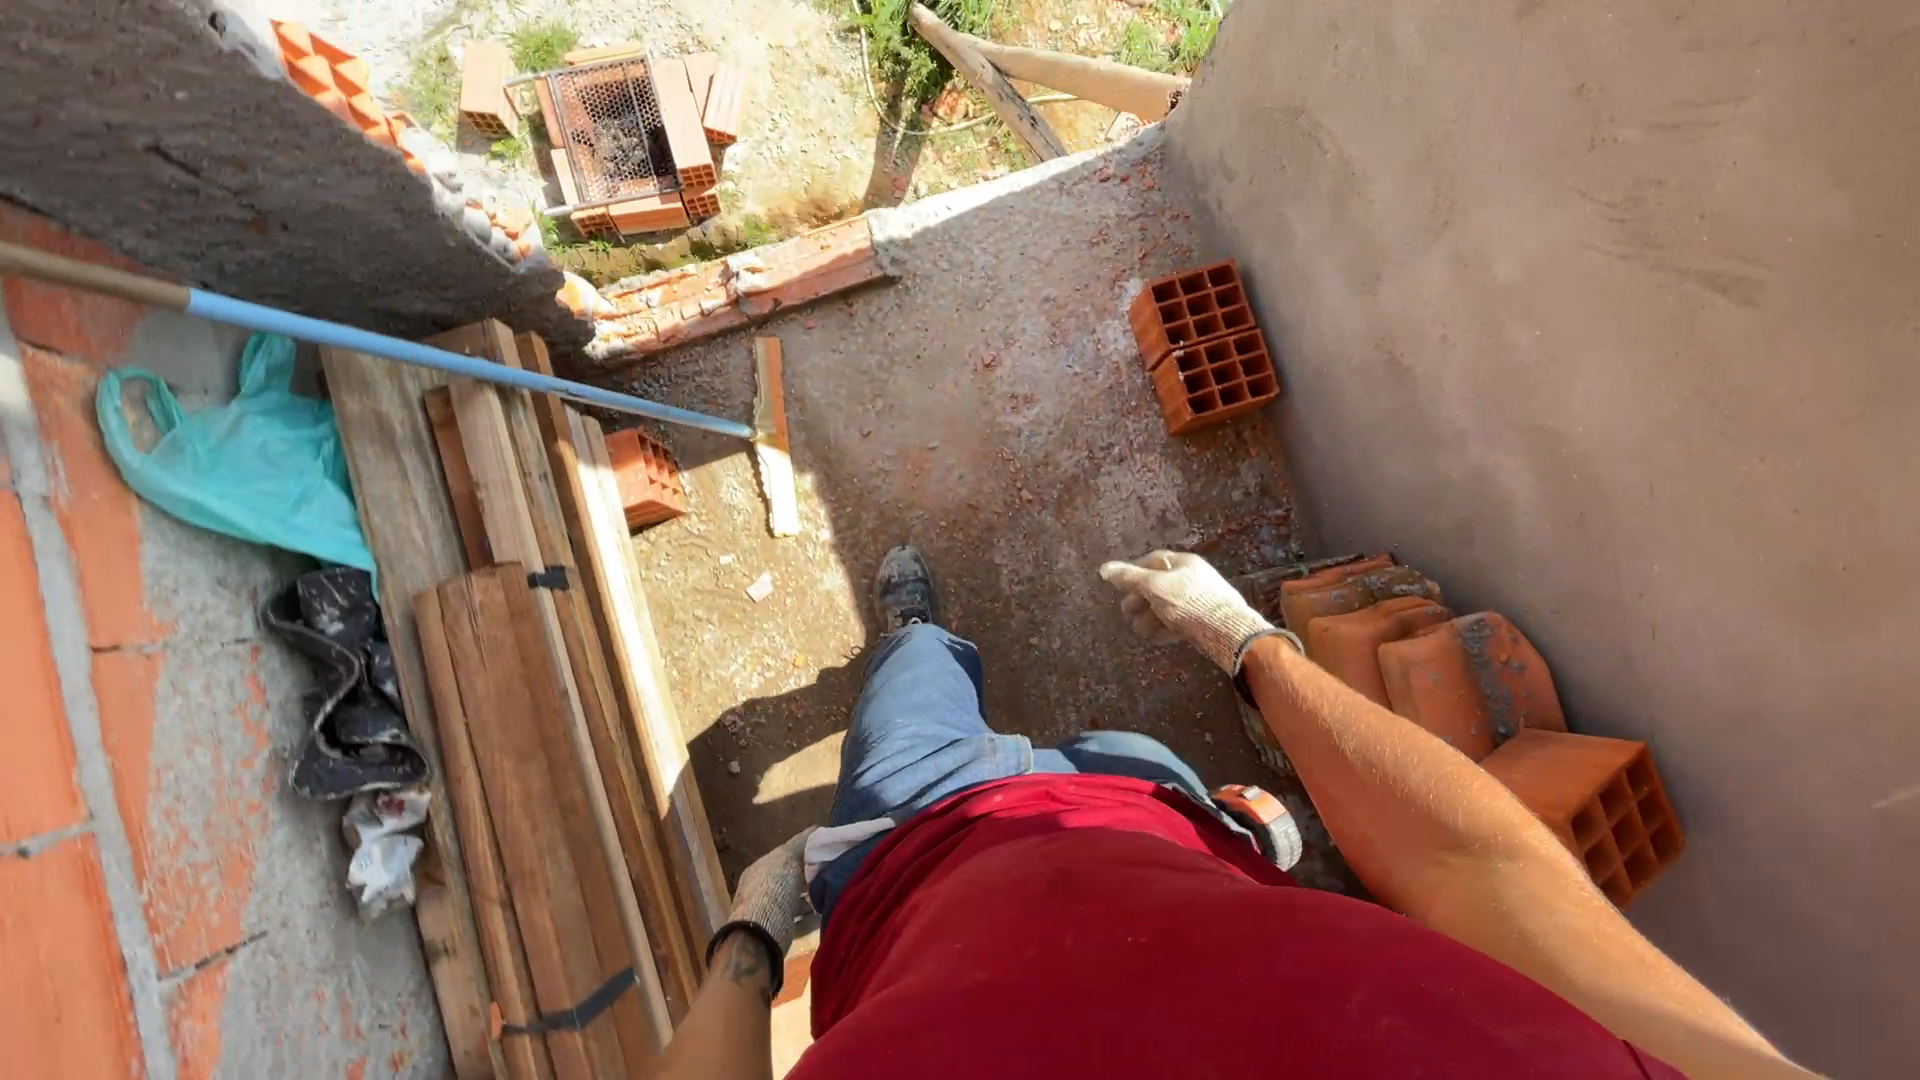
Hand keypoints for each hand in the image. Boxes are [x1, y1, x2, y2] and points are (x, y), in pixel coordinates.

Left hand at [707, 827, 815, 996]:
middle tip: (831, 871)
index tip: (825, 852)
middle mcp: (761, 889)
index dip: (804, 853)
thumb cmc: (774, 887)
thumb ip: (802, 843)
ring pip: (794, 900)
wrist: (761, 932)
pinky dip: (811, 917)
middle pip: (789, 879)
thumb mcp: (788, 857)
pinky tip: (825, 913)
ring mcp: (766, 912)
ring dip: (811, 897)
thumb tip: (816, 829)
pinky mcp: (775, 933)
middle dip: (809, 876)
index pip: (784, 856)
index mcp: (760, 869)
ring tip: (831, 891)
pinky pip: (798, 921)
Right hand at [1099, 550, 1281, 672]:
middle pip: (1157, 586)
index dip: (1133, 572)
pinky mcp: (1201, 621)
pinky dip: (1164, 628)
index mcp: (1182, 563)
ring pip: (1165, 606)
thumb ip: (1129, 578)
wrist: (1227, 632)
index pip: (1152, 561)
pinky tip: (1156, 638)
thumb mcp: (1155, 587)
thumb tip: (1104, 569)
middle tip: (1127, 613)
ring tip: (1140, 630)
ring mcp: (1197, 601)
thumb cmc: (1188, 603)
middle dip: (1139, 600)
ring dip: (1149, 618)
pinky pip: (1177, 621)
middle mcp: (1190, 579)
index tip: (1119, 586)